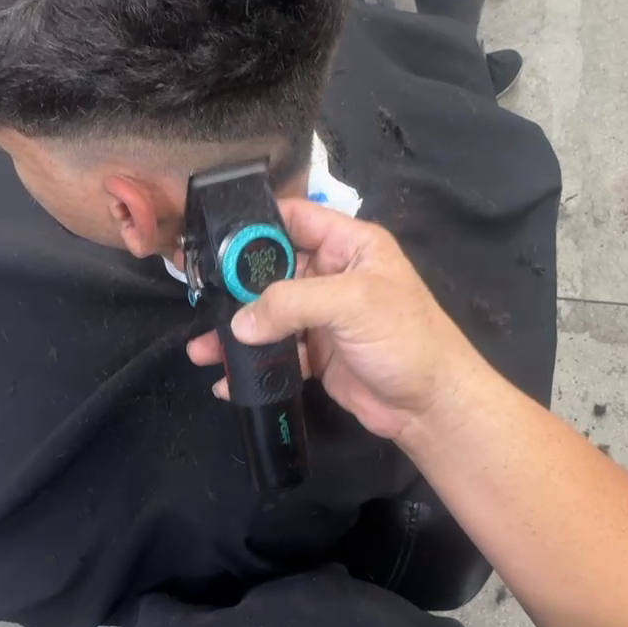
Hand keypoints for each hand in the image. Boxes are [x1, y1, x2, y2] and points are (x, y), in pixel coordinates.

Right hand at [186, 198, 484, 442]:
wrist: (429, 407)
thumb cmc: (405, 341)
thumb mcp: (353, 304)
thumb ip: (291, 303)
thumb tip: (239, 324)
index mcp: (349, 246)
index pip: (294, 219)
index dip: (255, 225)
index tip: (213, 241)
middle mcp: (333, 275)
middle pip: (271, 270)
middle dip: (234, 287)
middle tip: (198, 299)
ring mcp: (322, 317)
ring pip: (267, 316)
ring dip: (236, 333)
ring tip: (203, 350)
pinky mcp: (315, 353)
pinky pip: (275, 352)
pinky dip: (252, 365)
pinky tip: (228, 379)